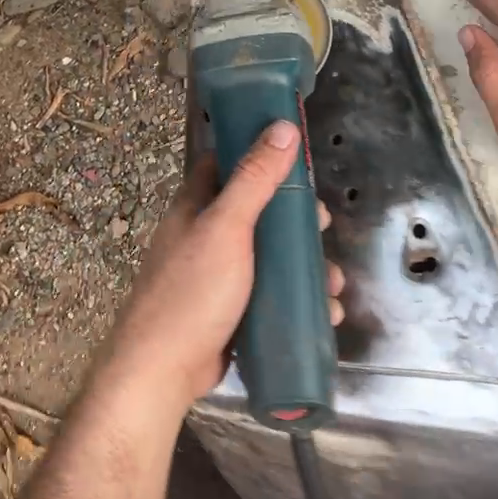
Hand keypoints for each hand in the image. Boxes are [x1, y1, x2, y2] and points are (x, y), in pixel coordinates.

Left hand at [102, 121, 343, 407]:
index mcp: (196, 205)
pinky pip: (269, 295)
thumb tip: (282, 127)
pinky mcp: (231, 312)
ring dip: (304, 265)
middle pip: (257, 212)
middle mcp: (205, 234)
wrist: (164, 371)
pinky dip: (297, 298)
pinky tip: (324, 311)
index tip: (298, 158)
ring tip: (334, 283)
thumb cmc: (192, 290)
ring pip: (268, 257)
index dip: (259, 155)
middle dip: (295, 219)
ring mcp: (217, 275)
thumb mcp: (227, 227)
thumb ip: (254, 179)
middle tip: (324, 226)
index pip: (226, 164)